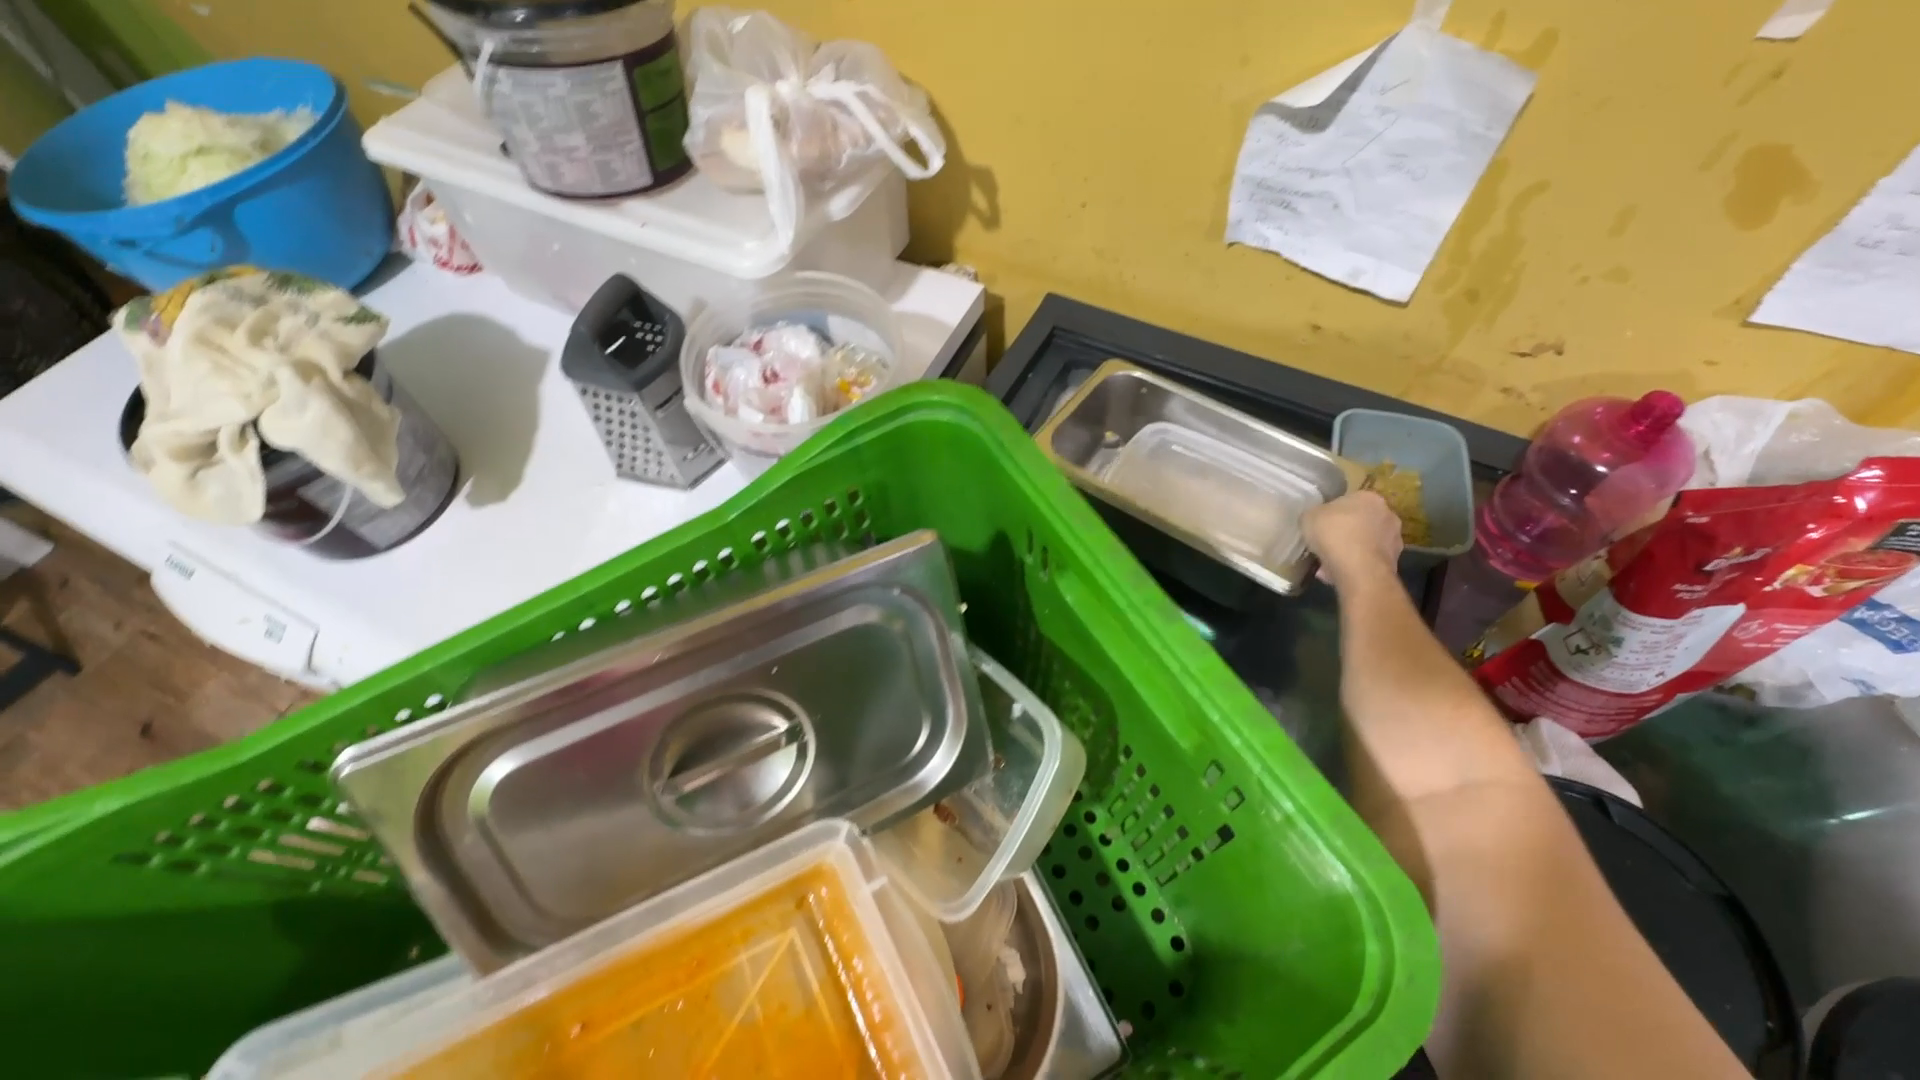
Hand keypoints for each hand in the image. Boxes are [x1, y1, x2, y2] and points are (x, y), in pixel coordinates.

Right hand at [1304, 491, 1403, 590]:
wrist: (1359, 568)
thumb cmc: (1334, 534)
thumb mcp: (1309, 517)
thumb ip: (1314, 515)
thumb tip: (1317, 519)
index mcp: (1369, 497)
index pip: (1349, 502)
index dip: (1332, 514)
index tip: (1321, 526)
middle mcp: (1387, 514)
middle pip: (1360, 522)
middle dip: (1344, 533)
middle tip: (1326, 545)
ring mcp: (1394, 539)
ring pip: (1365, 544)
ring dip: (1349, 552)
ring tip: (1327, 565)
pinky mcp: (1393, 562)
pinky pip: (1368, 561)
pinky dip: (1355, 566)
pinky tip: (1337, 574)